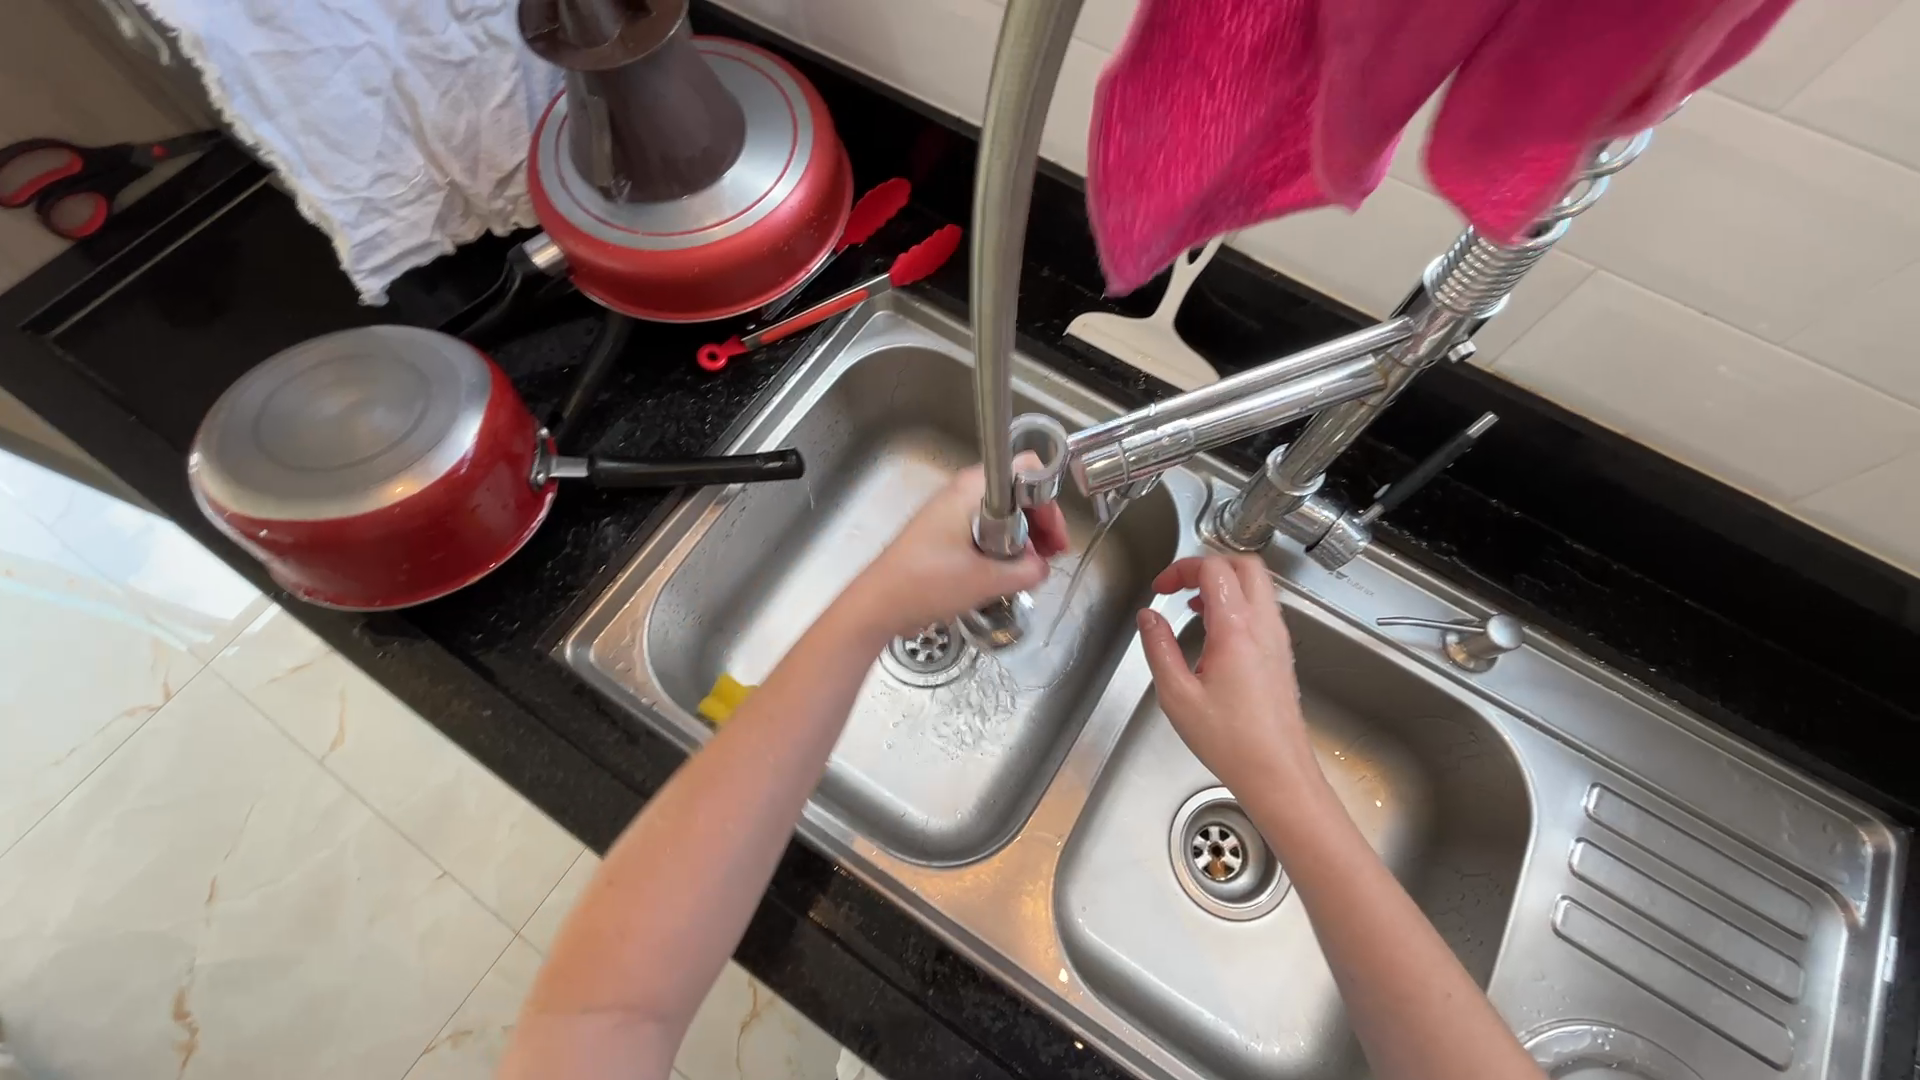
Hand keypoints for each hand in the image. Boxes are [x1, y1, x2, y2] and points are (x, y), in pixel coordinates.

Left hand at [844, 459, 1069, 639]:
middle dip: (1039, 522)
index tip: (1052, 533)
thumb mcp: (985, 580)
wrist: (877, 606)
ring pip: (1001, 515)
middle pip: (1016, 493)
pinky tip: (1007, 574)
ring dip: (1023, 538)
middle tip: (1050, 554)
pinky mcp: (944, 535)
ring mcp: (950, 515)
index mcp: (970, 491)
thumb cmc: (923, 584)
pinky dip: (1002, 548)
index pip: (1023, 469)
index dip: (1046, 498)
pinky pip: (984, 532)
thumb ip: (1025, 571)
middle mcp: (960, 495)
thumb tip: (1042, 567)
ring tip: (1032, 568)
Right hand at [1136, 555, 1319, 798]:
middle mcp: (1264, 627)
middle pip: (1244, 565)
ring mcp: (1277, 639)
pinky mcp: (1280, 655)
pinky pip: (1262, 609)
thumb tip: (1148, 617)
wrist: (1277, 774)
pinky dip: (1236, 603)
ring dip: (1223, 583)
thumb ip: (1158, 647)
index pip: (1214, 569)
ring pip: (1257, 585)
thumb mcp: (1176, 694)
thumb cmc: (1230, 741)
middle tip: (1179, 584)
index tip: (1159, 588)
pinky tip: (1212, 629)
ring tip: (1191, 605)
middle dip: (1207, 565)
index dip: (1181, 568)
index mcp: (1236, 630)